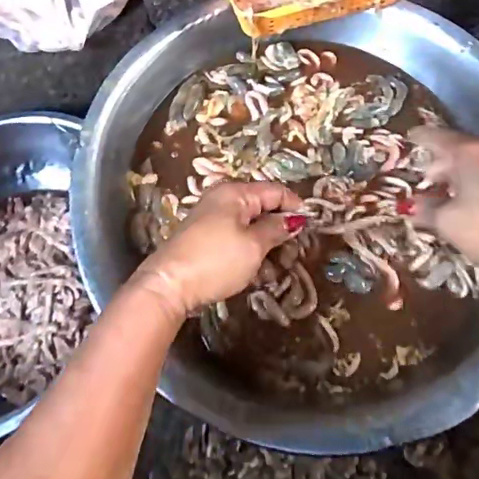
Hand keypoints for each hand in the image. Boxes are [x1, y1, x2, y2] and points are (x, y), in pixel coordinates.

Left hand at [131, 181, 302, 318]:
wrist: (167, 287)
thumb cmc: (216, 261)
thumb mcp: (254, 245)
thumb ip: (276, 229)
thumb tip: (294, 219)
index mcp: (237, 192)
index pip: (276, 191)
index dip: (295, 207)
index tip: (310, 227)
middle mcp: (223, 198)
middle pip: (262, 206)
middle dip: (280, 227)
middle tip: (294, 251)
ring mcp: (211, 217)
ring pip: (249, 224)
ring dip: (265, 242)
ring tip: (276, 266)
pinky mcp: (203, 237)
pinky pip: (235, 236)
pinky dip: (248, 249)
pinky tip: (255, 270)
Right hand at [406, 127, 478, 277]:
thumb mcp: (451, 224)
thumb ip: (428, 211)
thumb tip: (412, 205)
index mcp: (466, 151)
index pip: (434, 136)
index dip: (417, 139)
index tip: (406, 141)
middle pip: (456, 150)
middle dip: (437, 165)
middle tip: (421, 181)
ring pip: (476, 166)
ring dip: (459, 179)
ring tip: (444, 199)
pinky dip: (478, 188)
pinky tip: (474, 209)